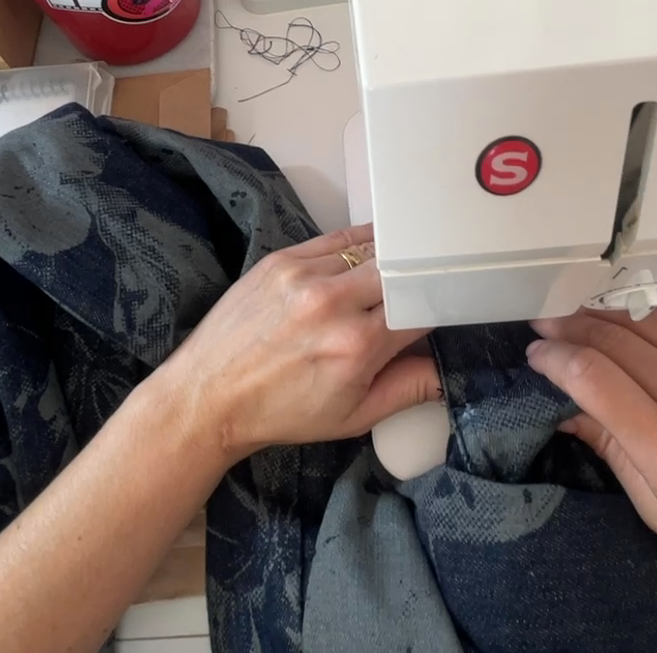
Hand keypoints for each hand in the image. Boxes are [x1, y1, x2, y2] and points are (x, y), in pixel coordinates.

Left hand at [151, 224, 439, 463]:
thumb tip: (448, 369)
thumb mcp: (353, 417)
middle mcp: (333, 303)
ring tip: (393, 270)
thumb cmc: (281, 411)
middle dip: (414, 278)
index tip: (444, 305)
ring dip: (387, 260)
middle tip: (422, 285)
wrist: (209, 394)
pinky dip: (358, 244)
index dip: (438, 304)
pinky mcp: (281, 259)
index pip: (420, 307)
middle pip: (399, 269)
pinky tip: (365, 254)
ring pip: (369, 249)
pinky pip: (335, 239)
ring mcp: (304, 275)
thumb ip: (408, 389)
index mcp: (358, 346)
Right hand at [526, 302, 656, 613]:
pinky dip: (648, 309)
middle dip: (568, 327)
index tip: (534, 358)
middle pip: (613, 338)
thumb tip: (570, 413)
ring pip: (646, 320)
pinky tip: (627, 312)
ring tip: (574, 313)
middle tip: (542, 328)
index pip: (592, 377)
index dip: (553, 359)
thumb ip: (614, 454)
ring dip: (601, 311)